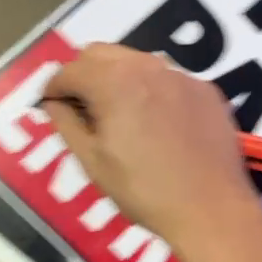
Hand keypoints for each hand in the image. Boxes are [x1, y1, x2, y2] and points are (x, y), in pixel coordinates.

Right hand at [42, 44, 260, 248]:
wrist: (211, 207)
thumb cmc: (144, 190)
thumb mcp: (93, 161)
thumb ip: (66, 123)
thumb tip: (53, 102)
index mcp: (115, 82)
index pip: (70, 70)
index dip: (54, 88)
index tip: (50, 106)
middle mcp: (149, 67)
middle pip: (103, 54)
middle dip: (84, 74)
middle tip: (81, 108)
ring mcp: (183, 77)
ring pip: (138, 62)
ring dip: (119, 78)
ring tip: (119, 115)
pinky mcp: (207, 91)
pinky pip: (170, 79)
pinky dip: (154, 90)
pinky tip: (157, 123)